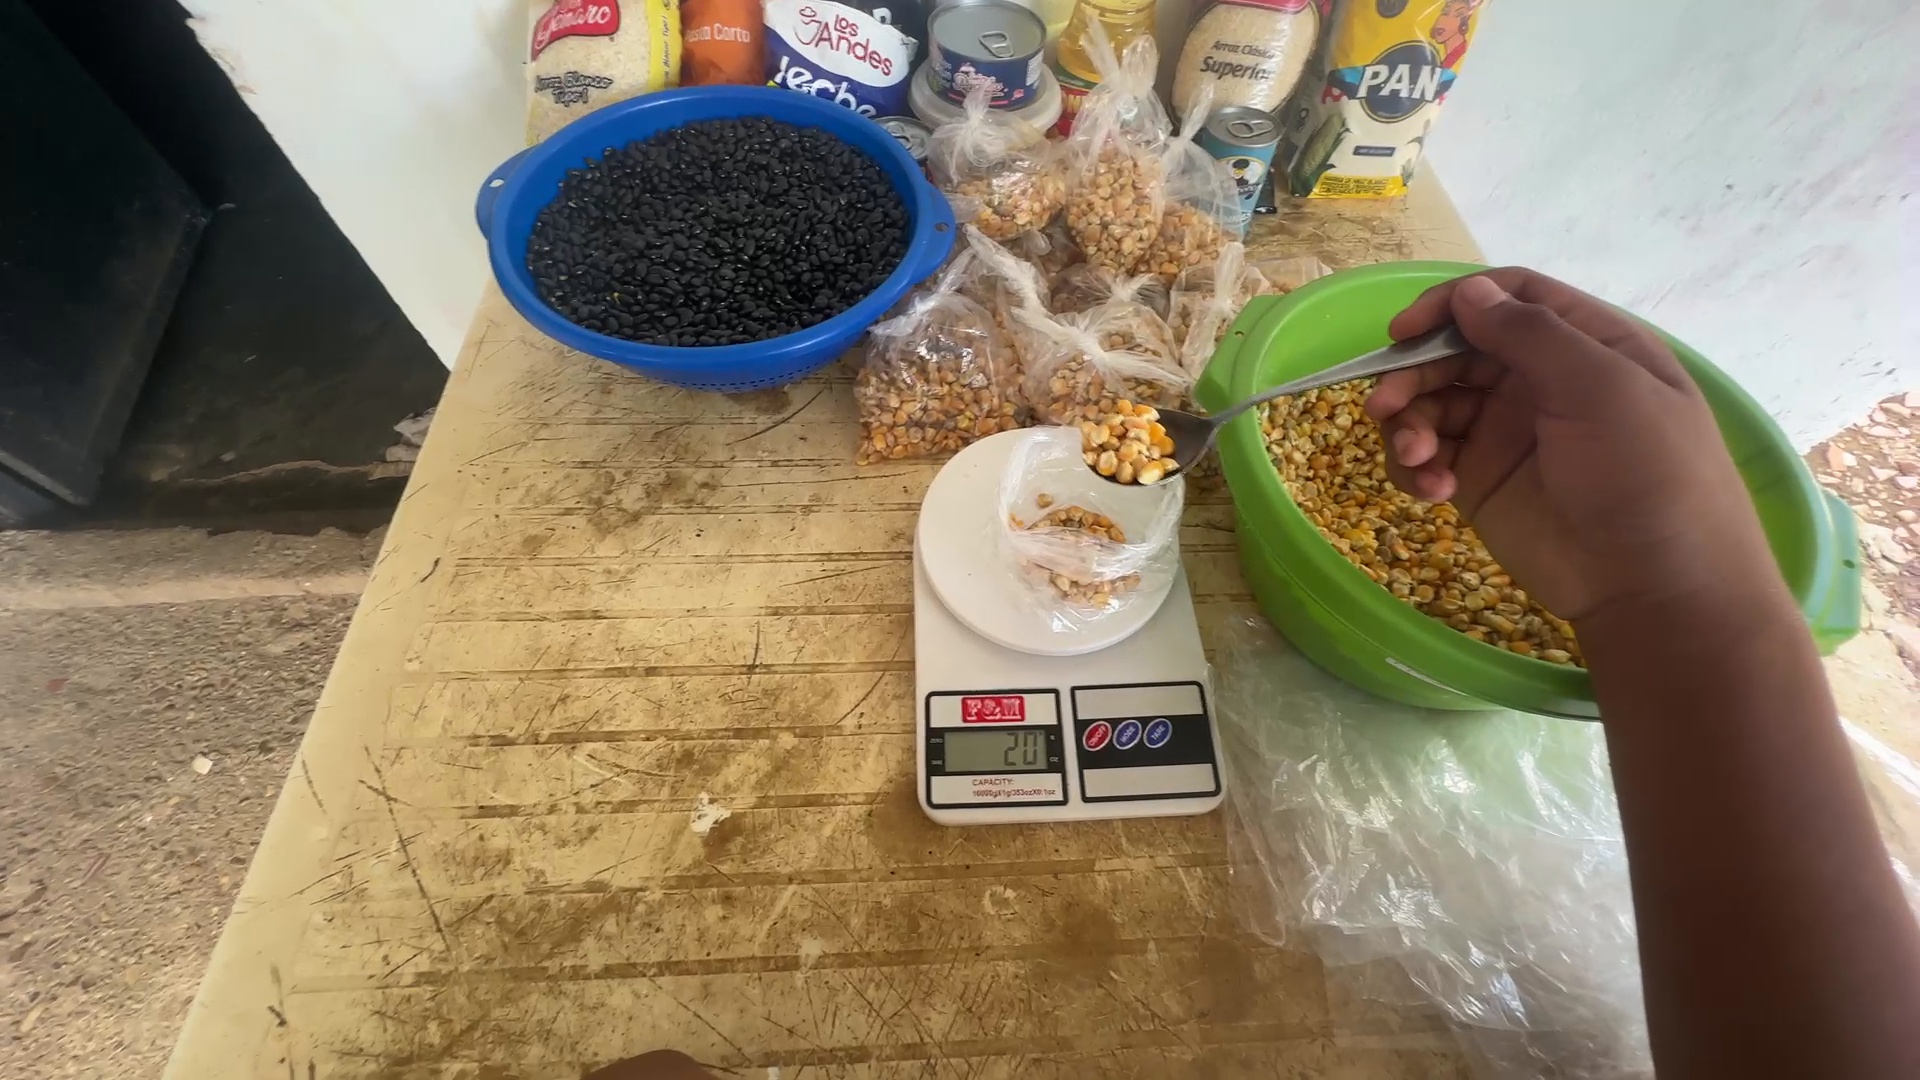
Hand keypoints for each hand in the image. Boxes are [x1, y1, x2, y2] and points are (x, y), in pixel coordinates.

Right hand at [1364, 268, 1780, 622]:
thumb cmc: (1645, 474)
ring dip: (1407, 429)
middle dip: (1411, 378)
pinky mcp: (1473, 478)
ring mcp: (1500, 432)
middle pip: (1451, 355)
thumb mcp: (1600, 389)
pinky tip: (1431, 493)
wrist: (1649, 582)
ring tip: (1415, 462)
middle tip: (1382, 409)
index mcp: (1580, 346)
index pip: (1506, 299)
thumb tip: (1468, 292)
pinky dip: (1414, 470)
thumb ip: (1531, 335)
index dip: (1450, 305)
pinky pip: (1424, 458)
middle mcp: (1534, 382)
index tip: (1400, 334)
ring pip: (1428, 407)